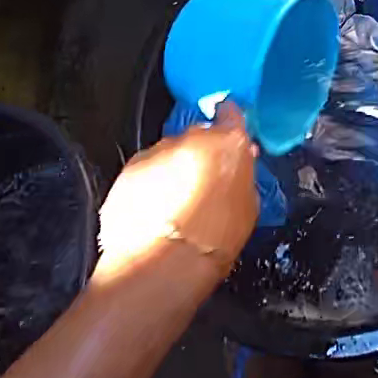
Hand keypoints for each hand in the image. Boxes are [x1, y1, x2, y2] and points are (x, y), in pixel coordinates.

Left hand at [97, 101, 258, 282]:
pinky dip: (150, 185)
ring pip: (170, 153)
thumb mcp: (247, 209)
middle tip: (203, 186)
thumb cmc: (213, 242)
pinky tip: (154, 213)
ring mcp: (157, 151)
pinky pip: (145, 170)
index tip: (228, 131)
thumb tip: (241, 165)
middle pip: (199, 135)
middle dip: (201, 154)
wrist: (160, 264)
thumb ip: (243, 175)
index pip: (231, 112)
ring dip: (173, 171)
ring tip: (176, 207)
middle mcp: (191, 137)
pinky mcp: (130, 168)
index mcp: (228, 141)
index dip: (229, 120)